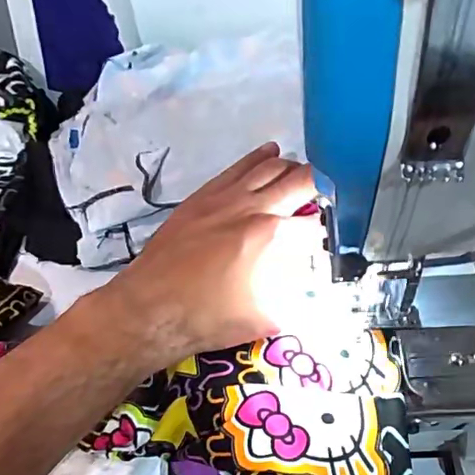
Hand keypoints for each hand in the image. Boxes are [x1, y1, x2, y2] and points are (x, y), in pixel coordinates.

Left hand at [84, 142, 316, 369]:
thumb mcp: (262, 319)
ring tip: (302, 176)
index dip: (325, 230)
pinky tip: (269, 155)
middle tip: (326, 197)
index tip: (325, 240)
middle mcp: (249, 206)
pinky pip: (236, 168)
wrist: (148, 309)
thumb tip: (306, 295)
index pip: (311, 222)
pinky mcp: (201, 197)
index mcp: (268, 234)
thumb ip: (291, 303)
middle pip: (297, 181)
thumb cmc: (205, 318)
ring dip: (290, 168)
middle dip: (318, 187)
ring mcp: (223, 197)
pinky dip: (259, 159)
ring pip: (266, 166)